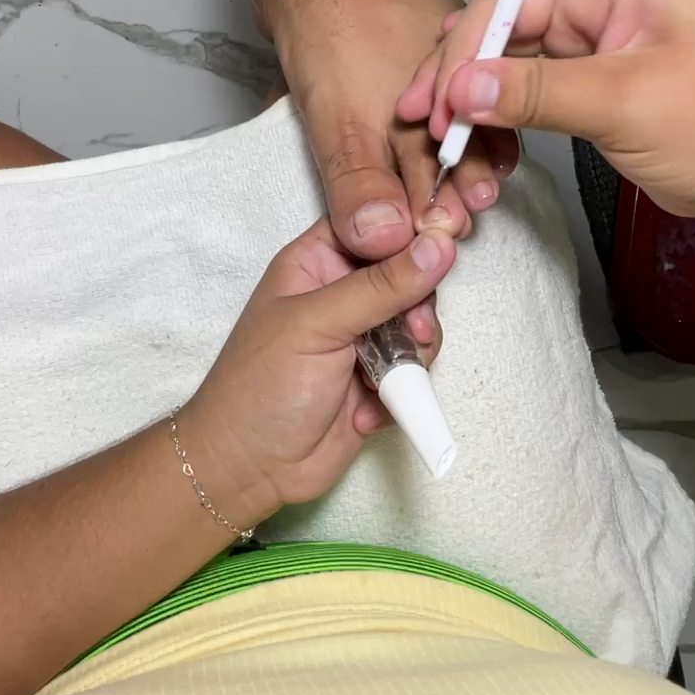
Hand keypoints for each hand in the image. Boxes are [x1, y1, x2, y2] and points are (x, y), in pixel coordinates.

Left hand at [178, 220, 454, 524]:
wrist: (251, 469)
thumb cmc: (263, 384)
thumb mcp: (319, 324)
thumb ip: (381, 286)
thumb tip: (438, 245)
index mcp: (317, 261)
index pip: (376, 225)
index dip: (411, 231)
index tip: (443, 243)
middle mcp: (342, 292)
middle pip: (409, 275)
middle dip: (417, 308)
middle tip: (413, 335)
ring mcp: (362, 337)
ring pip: (419, 325)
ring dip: (412, 356)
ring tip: (386, 383)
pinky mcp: (377, 378)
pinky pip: (415, 370)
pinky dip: (401, 392)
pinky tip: (367, 413)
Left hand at [264, 0, 520, 262]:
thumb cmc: (332, 17)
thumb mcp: (339, 119)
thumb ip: (361, 184)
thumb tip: (385, 242)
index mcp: (448, 110)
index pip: (454, 182)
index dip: (439, 221)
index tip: (426, 252)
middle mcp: (452, 91)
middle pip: (459, 163)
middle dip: (447, 204)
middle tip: (437, 239)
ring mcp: (435, 71)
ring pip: (447, 135)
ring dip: (439, 175)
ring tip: (437, 210)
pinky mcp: (411, 62)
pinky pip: (428, 109)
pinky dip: (423, 138)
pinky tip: (415, 156)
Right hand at [396, 0, 694, 266]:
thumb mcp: (630, 105)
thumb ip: (539, 94)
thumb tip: (461, 90)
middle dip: (469, 44)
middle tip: (440, 108)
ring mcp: (585, 35)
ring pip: (504, 37)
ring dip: (464, 78)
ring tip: (437, 124)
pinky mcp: (574, 77)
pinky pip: (514, 77)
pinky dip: (485, 100)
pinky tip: (458, 124)